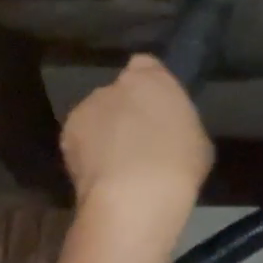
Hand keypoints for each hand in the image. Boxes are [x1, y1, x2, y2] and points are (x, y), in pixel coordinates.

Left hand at [59, 55, 213, 223]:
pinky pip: (81, 140)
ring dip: (104, 131)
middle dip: (125, 110)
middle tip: (140, 139)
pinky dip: (88, 152)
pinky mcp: (65, 139)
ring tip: (118, 163)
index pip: (145, 65)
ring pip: (96, 116)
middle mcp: (113, 86)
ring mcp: (85, 110)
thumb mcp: (197, 139)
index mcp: (150, 79)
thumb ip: (178, 122)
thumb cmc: (179, 163)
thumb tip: (168, 128)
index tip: (157, 106)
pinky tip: (102, 176)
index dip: (150, 85)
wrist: (134, 197)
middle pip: (118, 92)